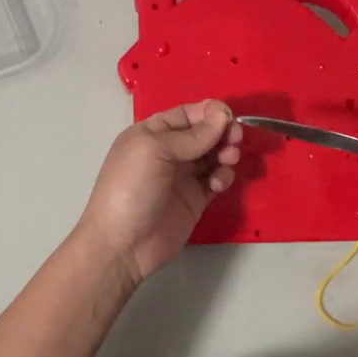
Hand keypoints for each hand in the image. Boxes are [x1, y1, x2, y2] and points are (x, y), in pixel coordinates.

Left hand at [74, 100, 243, 284]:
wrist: (123, 244)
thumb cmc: (130, 189)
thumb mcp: (154, 151)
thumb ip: (191, 135)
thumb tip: (223, 115)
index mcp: (151, 134)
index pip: (186, 114)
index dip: (209, 112)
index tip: (229, 117)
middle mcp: (167, 152)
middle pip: (204, 133)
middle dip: (222, 132)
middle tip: (234, 140)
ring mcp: (182, 177)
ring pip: (213, 156)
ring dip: (225, 153)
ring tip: (227, 160)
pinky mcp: (195, 200)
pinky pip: (216, 180)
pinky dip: (223, 177)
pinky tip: (217, 185)